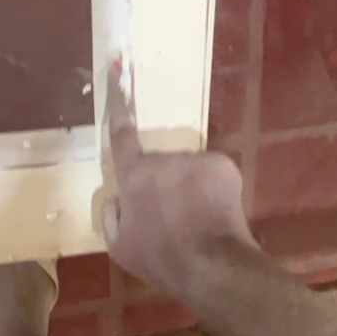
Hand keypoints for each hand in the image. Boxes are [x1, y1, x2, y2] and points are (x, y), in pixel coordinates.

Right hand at [102, 62, 259, 293]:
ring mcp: (196, 159)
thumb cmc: (160, 260)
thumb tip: (117, 199)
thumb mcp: (120, 248)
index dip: (119, 103)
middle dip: (164, 187)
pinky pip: (213, 175)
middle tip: (172, 221)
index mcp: (134, 176)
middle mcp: (164, 158)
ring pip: (188, 172)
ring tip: (195, 224)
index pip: (122, 134)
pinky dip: (213, 192)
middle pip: (160, 166)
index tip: (117, 68)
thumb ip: (113, 216)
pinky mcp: (223, 165)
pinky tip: (214, 216)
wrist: (211, 267)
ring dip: (189, 191)